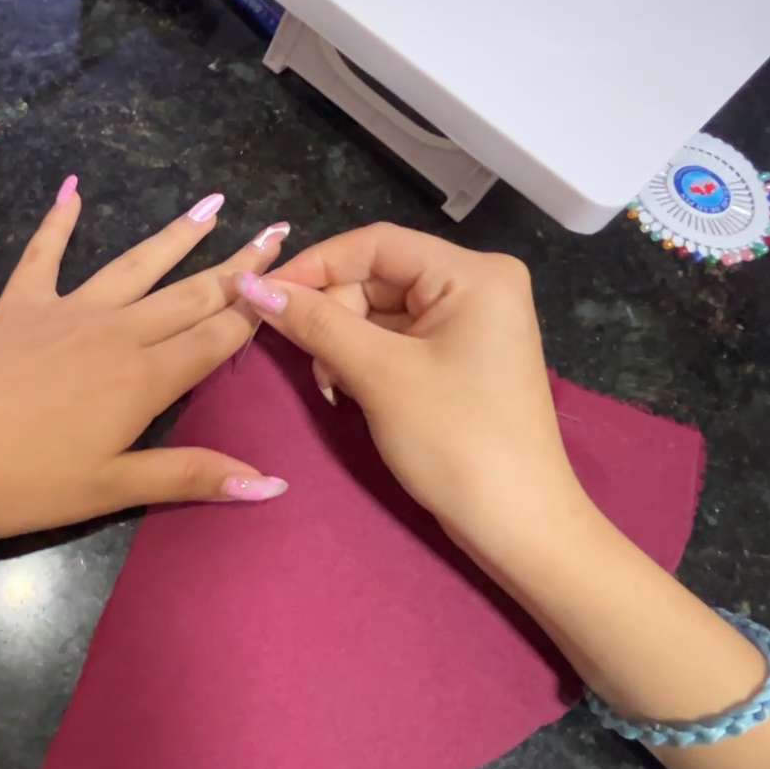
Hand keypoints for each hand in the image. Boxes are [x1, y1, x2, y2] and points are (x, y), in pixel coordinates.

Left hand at [0, 178, 294, 542]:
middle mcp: (115, 333)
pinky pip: (45, 254)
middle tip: (275, 231)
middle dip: (237, 265)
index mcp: (143, 380)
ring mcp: (64, 311)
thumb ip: (192, 476)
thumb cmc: (19, 484)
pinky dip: (59, 220)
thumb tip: (273, 486)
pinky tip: (72, 189)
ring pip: (134, 266)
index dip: (257, 310)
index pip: (217, 338)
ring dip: (176, 236)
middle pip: (188, 294)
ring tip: (213, 204)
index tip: (293, 279)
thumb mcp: (111, 489)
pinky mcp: (17, 305)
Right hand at [234, 223, 587, 562]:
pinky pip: (392, 340)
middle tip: (305, 360)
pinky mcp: (455, 357)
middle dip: (331, 315)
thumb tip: (253, 286)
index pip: (375, 244)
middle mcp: (475, 286)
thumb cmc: (455, 441)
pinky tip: (347, 390)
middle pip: (374, 278)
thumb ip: (315, 323)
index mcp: (472, 274)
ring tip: (331, 386)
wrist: (516, 524)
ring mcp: (467, 324)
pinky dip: (361, 360)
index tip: (261, 295)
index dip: (313, 265)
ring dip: (341, 343)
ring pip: (377, 311)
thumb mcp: (378, 374)